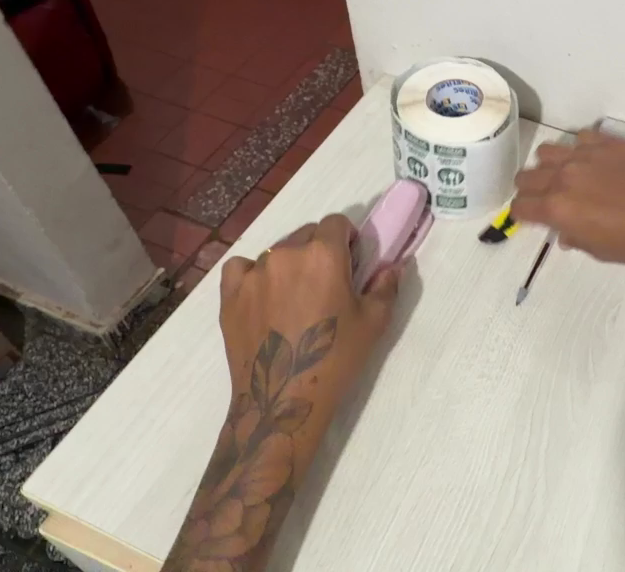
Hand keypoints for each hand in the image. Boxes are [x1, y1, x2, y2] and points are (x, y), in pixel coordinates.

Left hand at [216, 215, 400, 402]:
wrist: (283, 401)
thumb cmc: (336, 358)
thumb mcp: (374, 322)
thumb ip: (386, 286)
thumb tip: (393, 266)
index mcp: (324, 254)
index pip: (336, 222)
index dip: (347, 238)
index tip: (351, 261)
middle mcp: (286, 254)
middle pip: (306, 234)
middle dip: (319, 249)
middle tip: (327, 282)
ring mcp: (254, 274)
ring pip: (277, 252)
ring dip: (290, 263)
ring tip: (295, 296)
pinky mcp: (230, 296)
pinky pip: (240, 268)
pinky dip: (252, 274)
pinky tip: (262, 294)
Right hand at [511, 130, 624, 275]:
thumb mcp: (598, 250)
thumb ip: (573, 237)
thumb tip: (564, 232)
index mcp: (557, 209)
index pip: (520, 206)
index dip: (522, 214)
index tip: (530, 217)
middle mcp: (564, 177)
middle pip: (526, 176)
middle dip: (530, 189)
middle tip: (545, 198)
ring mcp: (585, 155)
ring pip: (547, 152)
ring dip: (550, 165)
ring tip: (567, 175)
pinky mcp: (607, 142)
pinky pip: (580, 137)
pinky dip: (580, 148)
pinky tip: (594, 161)